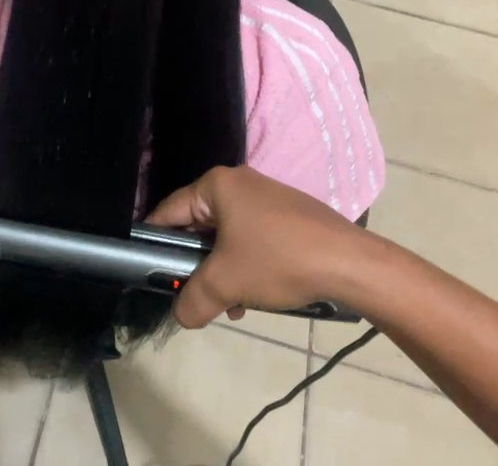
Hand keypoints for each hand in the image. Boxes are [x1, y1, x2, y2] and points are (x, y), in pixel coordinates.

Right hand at [147, 166, 370, 328]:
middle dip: (196, 264)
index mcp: (218, 185)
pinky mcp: (287, 216)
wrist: (349, 264)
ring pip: (226, 237)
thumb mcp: (226, 283)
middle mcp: (239, 183)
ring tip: (231, 305)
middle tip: (195, 294)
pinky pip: (252, 240)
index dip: (154, 243)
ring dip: (223, 272)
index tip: (148, 272)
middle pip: (198, 226)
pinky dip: (247, 266)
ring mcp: (266, 198)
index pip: (169, 211)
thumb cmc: (278, 260)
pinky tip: (256, 297)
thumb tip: (182, 314)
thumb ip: (192, 300)